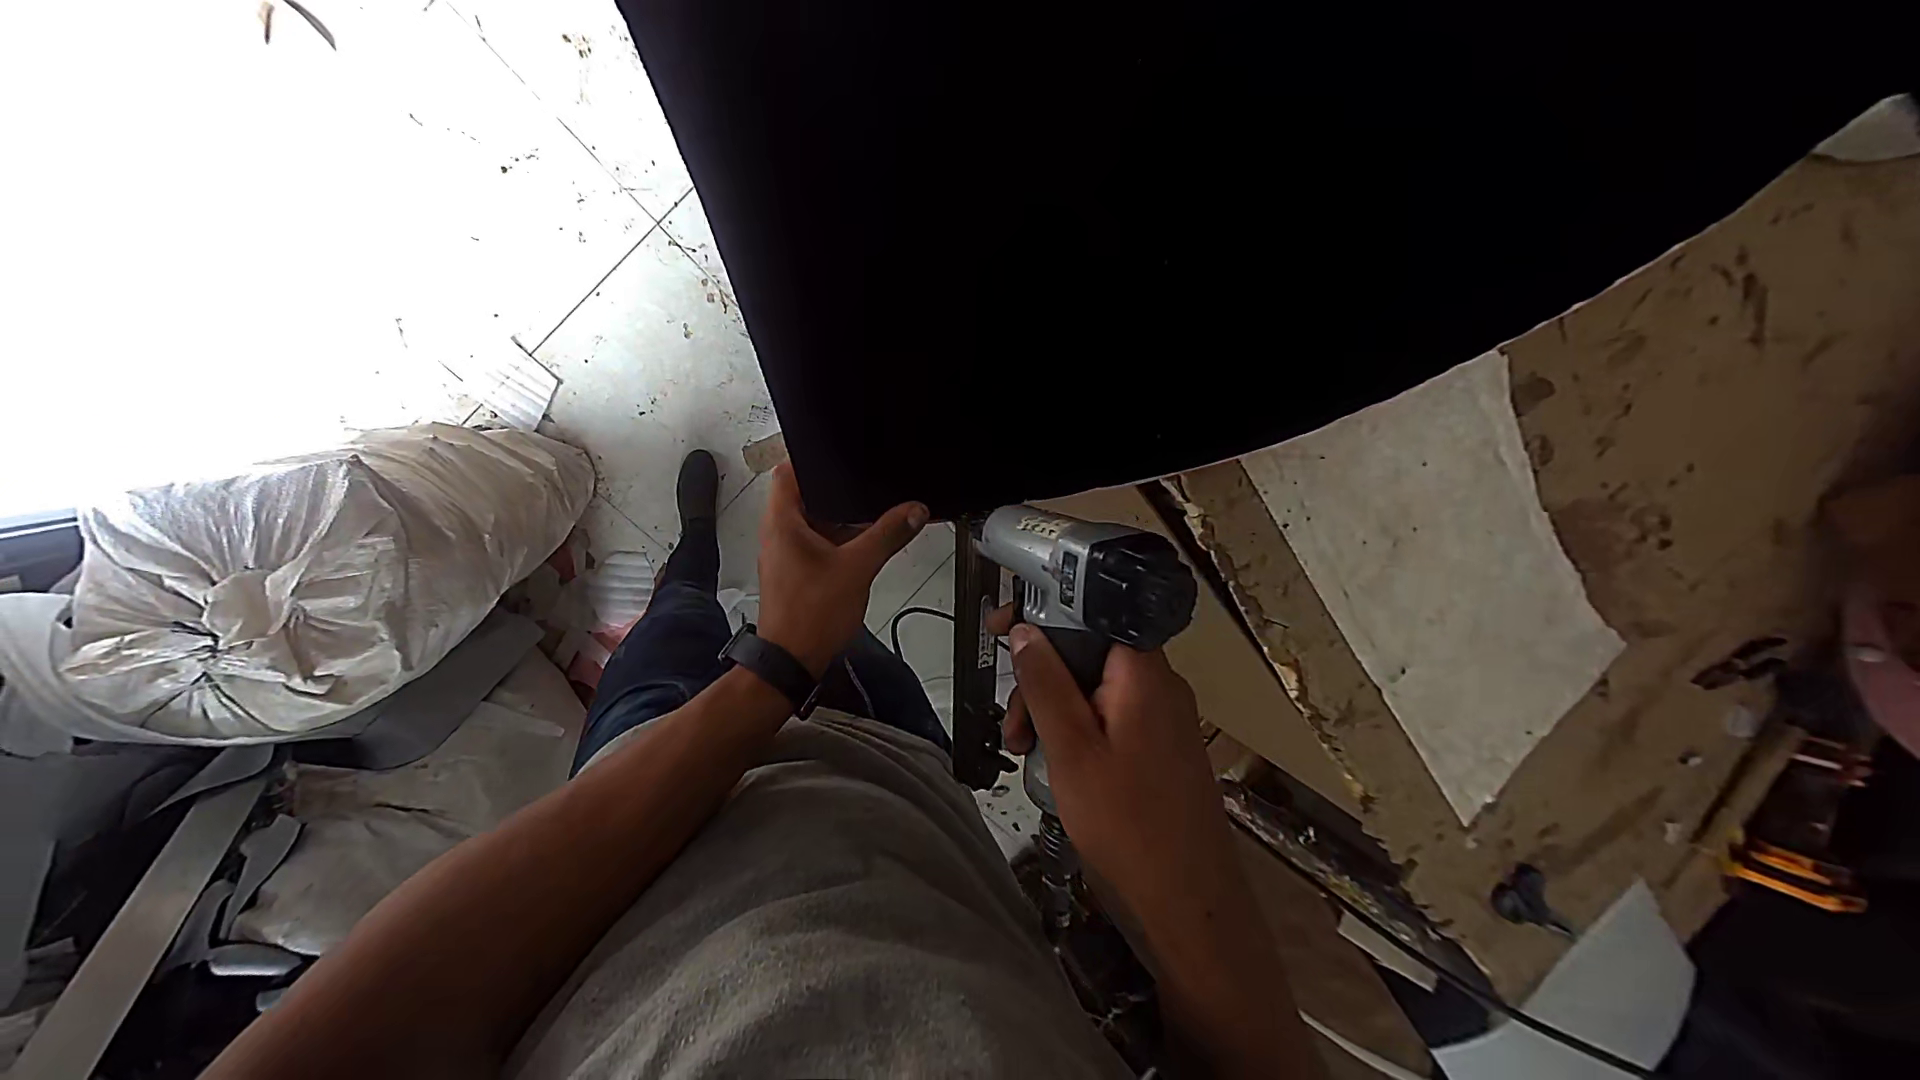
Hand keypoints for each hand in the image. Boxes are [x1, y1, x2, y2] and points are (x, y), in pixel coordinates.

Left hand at [754, 464, 927, 677]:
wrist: (793, 660)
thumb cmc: (811, 615)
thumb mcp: (857, 567)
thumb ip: (888, 534)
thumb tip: (914, 511)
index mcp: (783, 523)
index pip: (786, 472)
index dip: (810, 457)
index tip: (838, 453)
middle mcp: (778, 534)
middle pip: (804, 494)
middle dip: (836, 490)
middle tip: (864, 483)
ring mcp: (786, 553)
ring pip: (813, 520)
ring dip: (839, 517)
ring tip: (870, 512)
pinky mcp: (796, 571)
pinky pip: (817, 543)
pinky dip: (838, 539)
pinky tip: (864, 544)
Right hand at [993, 609, 1313, 1076]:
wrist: (1188, 903)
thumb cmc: (1126, 821)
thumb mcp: (1070, 747)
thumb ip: (1045, 683)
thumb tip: (1023, 630)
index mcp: (1142, 671)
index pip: (1095, 611)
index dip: (1047, 610)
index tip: (1005, 625)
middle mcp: (1157, 684)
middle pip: (1088, 653)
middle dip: (1041, 677)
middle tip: (1012, 721)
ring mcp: (1160, 717)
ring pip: (1093, 688)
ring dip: (1053, 708)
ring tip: (1022, 749)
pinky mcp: (1157, 746)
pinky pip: (1108, 717)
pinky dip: (1075, 730)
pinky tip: (1052, 761)